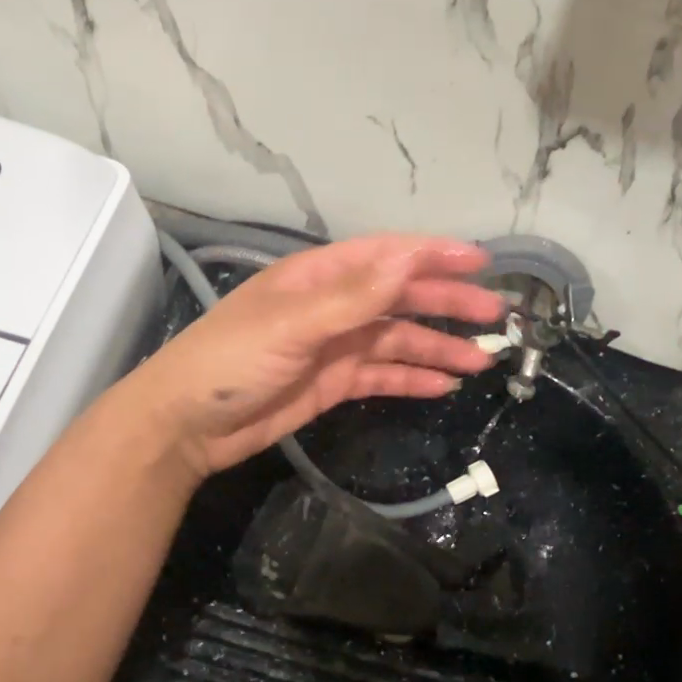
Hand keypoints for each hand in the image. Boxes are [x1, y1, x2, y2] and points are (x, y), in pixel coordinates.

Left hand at [124, 235, 506, 478]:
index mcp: (318, 277)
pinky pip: (381, 375)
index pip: (386, 256)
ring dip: (436, 348)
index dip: (434, 256)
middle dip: (446, 304)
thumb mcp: (292, 324)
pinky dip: (411, 378)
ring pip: (396, 340)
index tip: (480, 263)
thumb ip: (354, 296)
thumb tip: (410, 259)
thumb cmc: (230, 361)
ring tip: (480, 361)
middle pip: (399, 297)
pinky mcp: (331, 383)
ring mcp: (332, 346)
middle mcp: (331, 305)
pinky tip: (443, 385)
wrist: (186, 424)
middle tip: (494, 318)